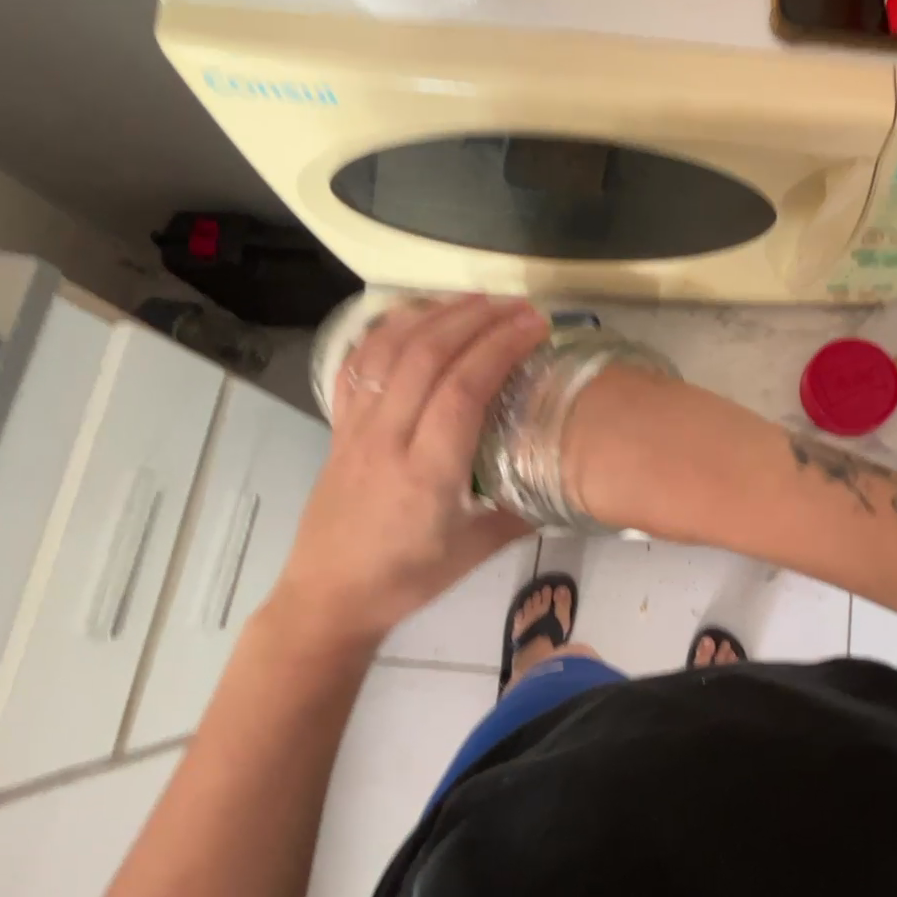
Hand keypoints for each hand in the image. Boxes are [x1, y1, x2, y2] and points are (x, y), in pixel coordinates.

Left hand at [270, 296, 549, 643]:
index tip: (536, 327)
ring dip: (434, 313)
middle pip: (427, 356)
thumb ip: (523, 510)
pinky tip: (415, 315)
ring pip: (390, 350)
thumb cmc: (407, 579)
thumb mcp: (477, 551)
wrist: (328, 597)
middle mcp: (387, 440)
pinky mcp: (340, 426)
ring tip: (475, 299)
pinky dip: (388, 329)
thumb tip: (569, 476)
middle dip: (476, 319)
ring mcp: (357, 428)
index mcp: (427, 474)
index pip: (463, 390)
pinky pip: (359, 363)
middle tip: (518, 306)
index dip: (501, 348)